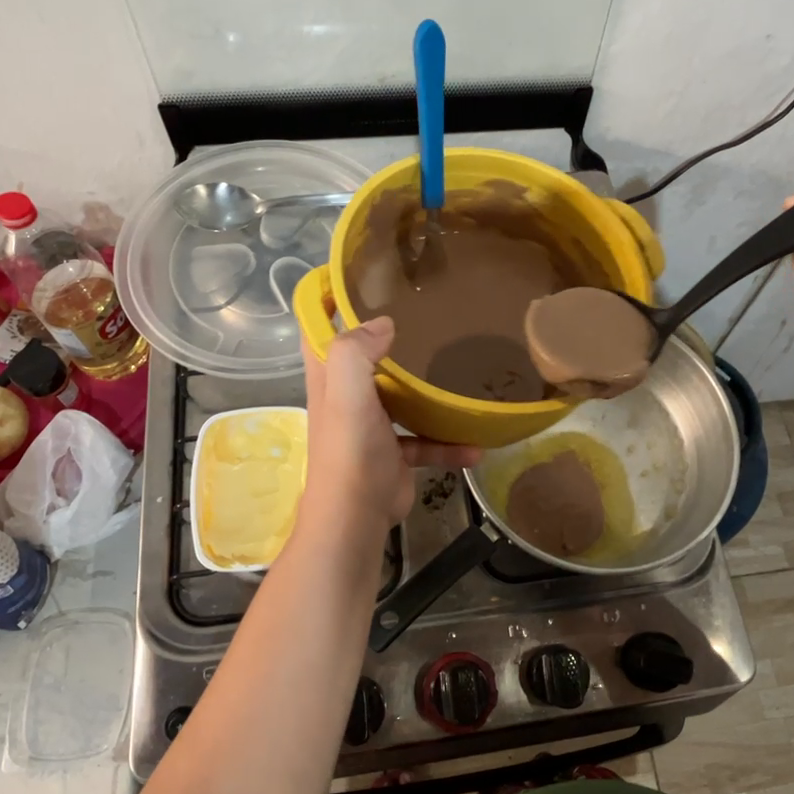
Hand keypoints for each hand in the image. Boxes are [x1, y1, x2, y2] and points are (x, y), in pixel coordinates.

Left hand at [299, 317, 480, 535]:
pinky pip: (425, 441)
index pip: (317, 329)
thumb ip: (356, 351)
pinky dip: (448, 443)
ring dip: (424, 389)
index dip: (326, 300)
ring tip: (458, 370)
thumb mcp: (346, 392)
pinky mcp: (393, 455)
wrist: (355, 517)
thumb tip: (384, 323)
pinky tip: (476, 444)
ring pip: (399, 398)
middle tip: (422, 313)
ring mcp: (371, 427)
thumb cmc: (349, 450)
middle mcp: (347, 397)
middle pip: (363, 358)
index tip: (356, 277)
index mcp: (329, 378)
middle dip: (385, 337)